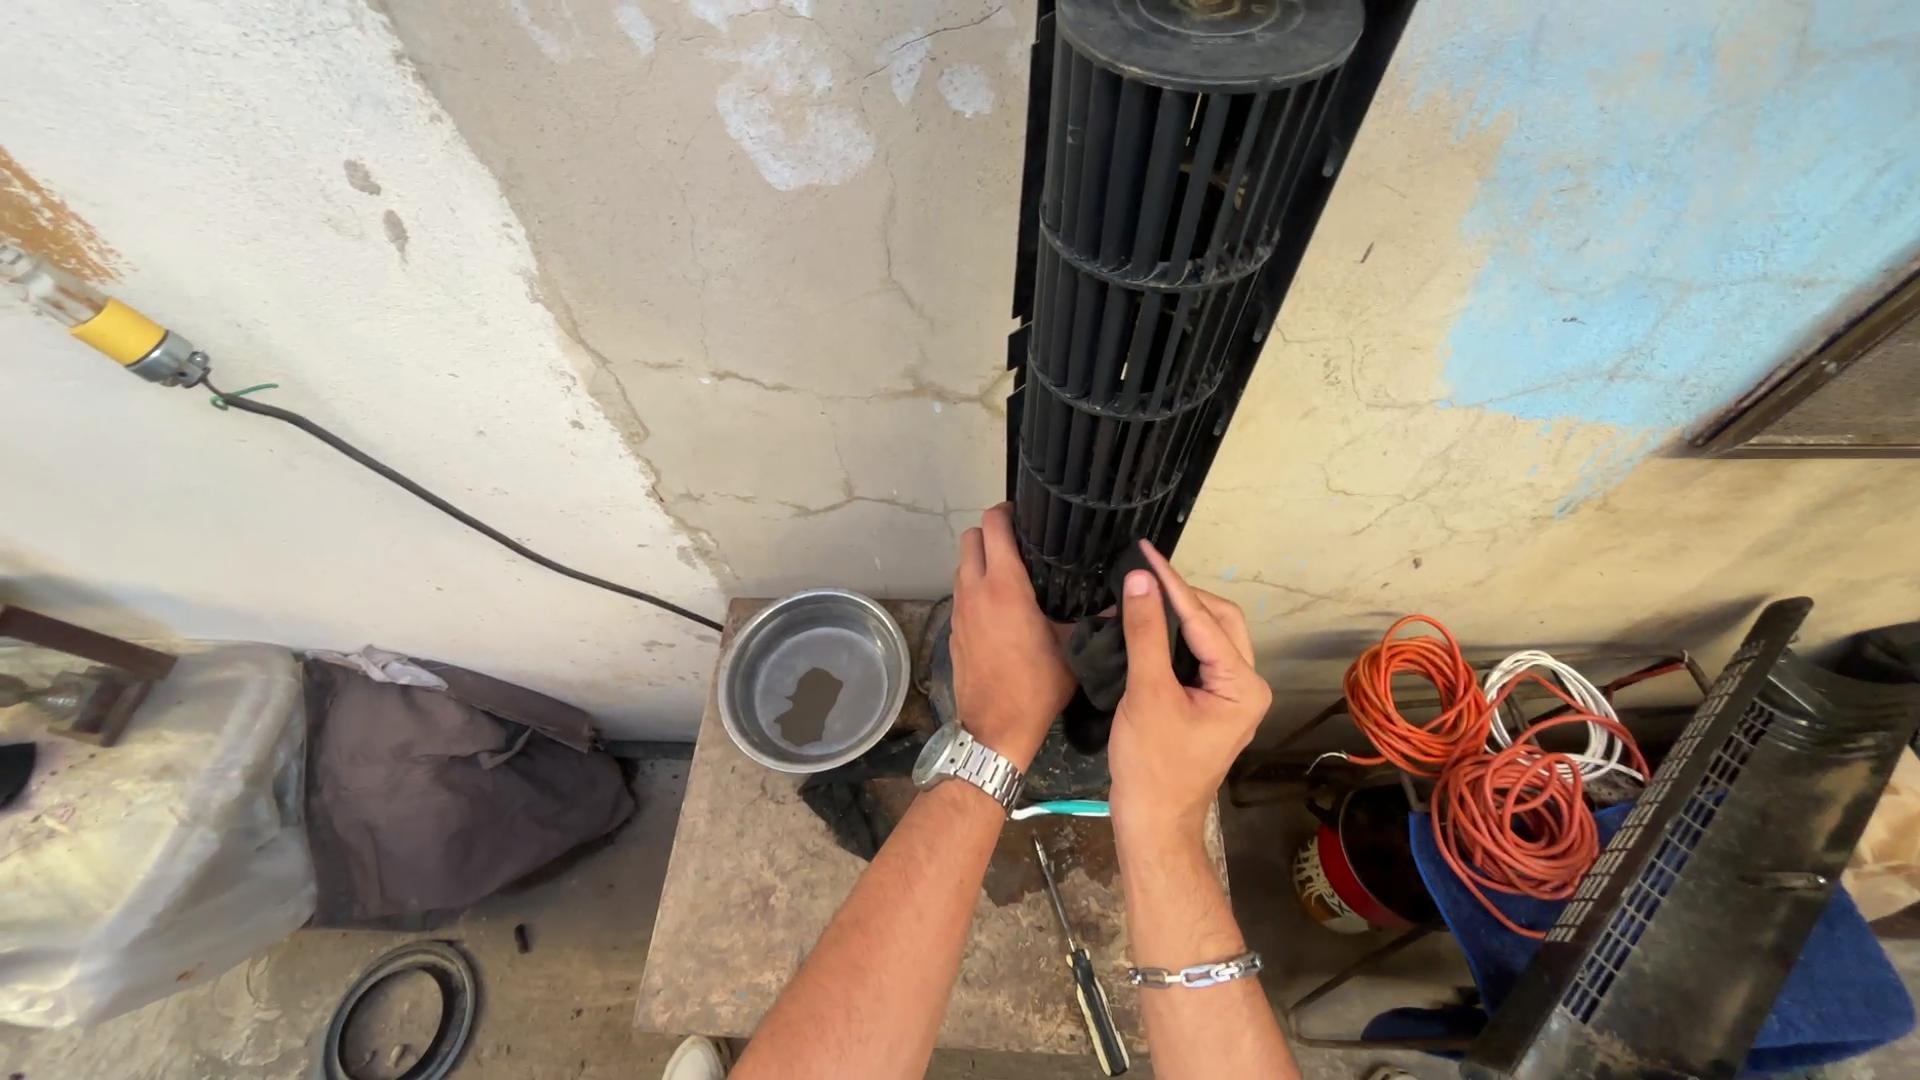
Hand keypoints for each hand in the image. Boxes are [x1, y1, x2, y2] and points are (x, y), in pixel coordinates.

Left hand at [950, 504, 1075, 770]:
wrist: (995, 729)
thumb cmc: (1036, 687)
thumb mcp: (1072, 649)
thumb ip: (1095, 618)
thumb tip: (1124, 599)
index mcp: (1004, 585)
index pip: (993, 525)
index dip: (1008, 512)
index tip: (1029, 516)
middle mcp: (975, 590)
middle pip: (970, 537)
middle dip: (992, 532)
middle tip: (1021, 541)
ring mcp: (959, 610)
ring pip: (962, 564)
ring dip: (981, 559)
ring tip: (1013, 571)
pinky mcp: (954, 629)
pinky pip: (961, 591)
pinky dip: (975, 586)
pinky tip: (1000, 604)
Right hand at [1108, 540, 1270, 839]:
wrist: (1152, 820)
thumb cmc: (1152, 763)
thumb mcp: (1147, 693)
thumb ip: (1146, 633)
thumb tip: (1140, 581)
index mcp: (1243, 685)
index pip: (1205, 619)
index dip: (1171, 584)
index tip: (1144, 552)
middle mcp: (1246, 685)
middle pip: (1218, 621)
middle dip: (1181, 595)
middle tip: (1143, 572)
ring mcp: (1229, 696)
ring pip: (1208, 637)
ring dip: (1177, 613)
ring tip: (1142, 591)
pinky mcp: (1209, 702)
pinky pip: (1196, 656)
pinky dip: (1173, 637)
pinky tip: (1147, 624)